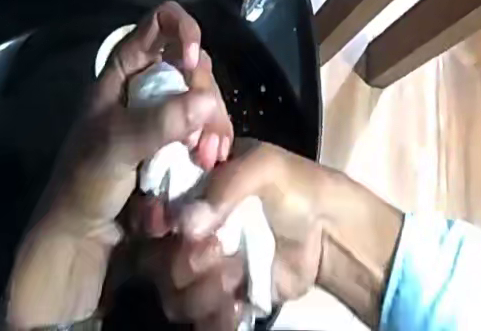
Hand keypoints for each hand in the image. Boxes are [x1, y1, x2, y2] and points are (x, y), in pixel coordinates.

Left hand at [6, 3, 232, 327]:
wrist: (79, 238)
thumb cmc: (84, 181)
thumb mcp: (115, 146)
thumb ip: (157, 122)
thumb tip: (206, 100)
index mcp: (126, 69)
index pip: (160, 22)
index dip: (182, 30)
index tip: (192, 62)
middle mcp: (148, 83)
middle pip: (193, 62)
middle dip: (205, 92)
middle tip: (204, 132)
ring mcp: (164, 113)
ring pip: (204, 97)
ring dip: (213, 123)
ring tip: (208, 157)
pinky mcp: (176, 142)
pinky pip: (205, 129)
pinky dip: (212, 142)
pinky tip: (211, 163)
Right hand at [144, 141, 402, 329]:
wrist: (329, 232)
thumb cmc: (294, 185)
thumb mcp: (264, 165)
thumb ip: (226, 186)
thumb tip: (184, 225)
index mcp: (193, 184)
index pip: (152, 204)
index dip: (152, 219)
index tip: (167, 227)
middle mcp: (189, 225)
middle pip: (155, 257)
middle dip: (183, 261)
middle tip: (218, 251)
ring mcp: (204, 265)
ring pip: (174, 294)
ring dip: (203, 290)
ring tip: (236, 276)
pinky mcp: (221, 298)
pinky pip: (199, 320)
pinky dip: (216, 318)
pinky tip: (240, 304)